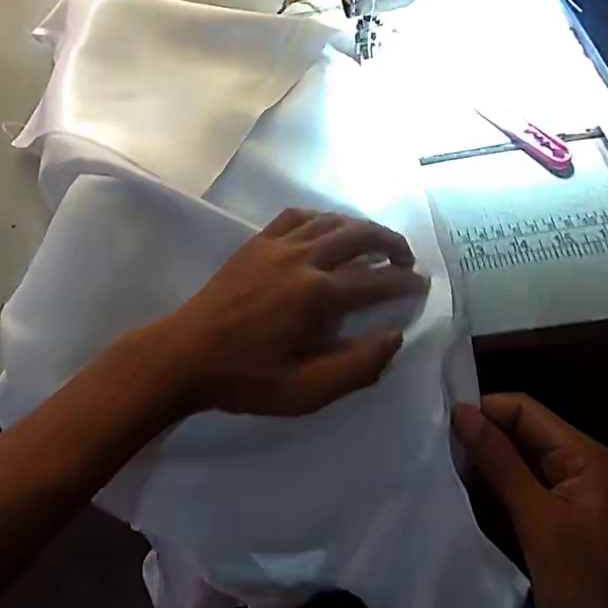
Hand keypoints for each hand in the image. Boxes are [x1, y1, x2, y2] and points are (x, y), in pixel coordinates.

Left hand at [136, 208, 427, 417]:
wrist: (185, 355)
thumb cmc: (247, 378)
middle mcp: (302, 259)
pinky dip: (321, 218)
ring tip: (376, 243)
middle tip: (406, 260)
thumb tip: (395, 338)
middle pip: (359, 235)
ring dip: (360, 227)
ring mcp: (277, 245)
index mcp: (317, 295)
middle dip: (390, 243)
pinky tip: (328, 229)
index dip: (404, 283)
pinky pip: (297, 216)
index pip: (376, 282)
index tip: (422, 285)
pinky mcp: (256, 242)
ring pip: (331, 220)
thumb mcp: (307, 391)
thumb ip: (358, 367)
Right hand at [454, 394, 607, 607]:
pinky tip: (459, 488)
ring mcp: (562, 491)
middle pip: (518, 430)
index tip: (441, 422)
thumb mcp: (540, 522)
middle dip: (479, 434)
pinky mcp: (550, 516)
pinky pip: (515, 485)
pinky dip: (489, 484)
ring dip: (481, 460)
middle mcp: (574, 464)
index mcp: (582, 455)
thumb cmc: (586, 587)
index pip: (524, 410)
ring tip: (439, 462)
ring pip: (513, 457)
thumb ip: (501, 463)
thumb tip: (461, 412)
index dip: (484, 409)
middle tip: (435, 444)